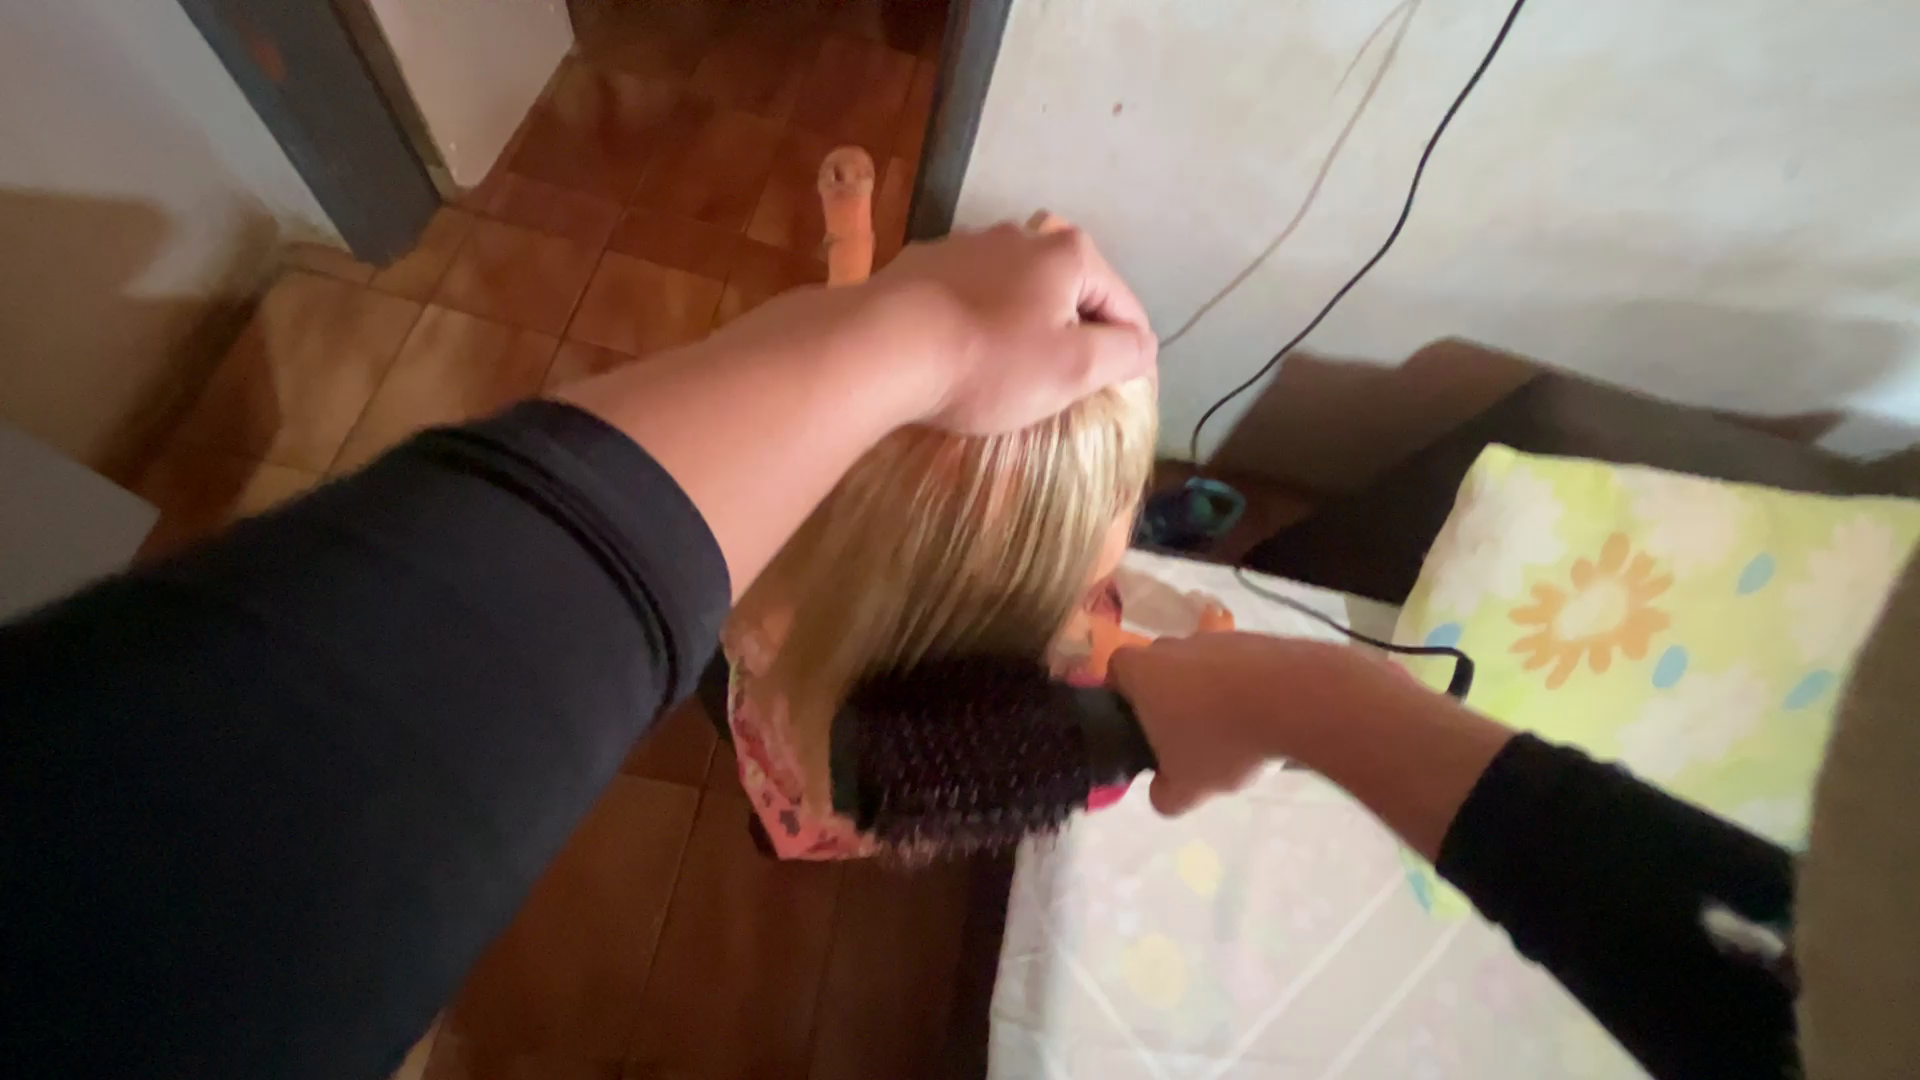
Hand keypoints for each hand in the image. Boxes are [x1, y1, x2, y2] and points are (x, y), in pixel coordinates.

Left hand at [872, 222, 1156, 433]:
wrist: (884, 349)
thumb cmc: (991, 362)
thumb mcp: (1073, 369)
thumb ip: (1123, 354)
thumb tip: (1145, 346)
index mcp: (1068, 253)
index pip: (1123, 303)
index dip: (1129, 349)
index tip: (1118, 387)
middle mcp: (1020, 234)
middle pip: (1069, 291)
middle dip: (1073, 334)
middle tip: (1061, 384)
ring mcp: (966, 245)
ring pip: (1017, 291)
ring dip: (1023, 325)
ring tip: (1009, 369)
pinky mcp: (922, 266)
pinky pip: (969, 296)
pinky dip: (977, 321)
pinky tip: (961, 351)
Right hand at [1108, 633, 1368, 816]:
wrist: (1295, 699)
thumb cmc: (1220, 739)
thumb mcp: (1186, 787)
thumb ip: (1163, 795)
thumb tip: (1161, 793)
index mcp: (1139, 669)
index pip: (1115, 675)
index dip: (1125, 702)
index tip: (1142, 731)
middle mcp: (1170, 644)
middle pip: (1159, 672)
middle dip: (1170, 702)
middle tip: (1186, 740)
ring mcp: (1214, 637)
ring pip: (1200, 670)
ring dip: (1210, 697)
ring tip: (1233, 736)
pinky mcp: (1254, 639)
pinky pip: (1238, 669)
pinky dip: (1244, 690)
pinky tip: (1263, 721)